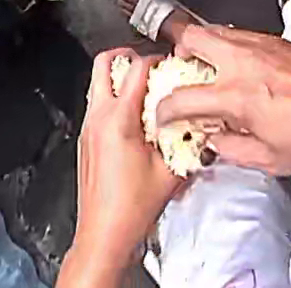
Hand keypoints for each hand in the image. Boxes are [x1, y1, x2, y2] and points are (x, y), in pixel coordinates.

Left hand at [68, 51, 180, 276]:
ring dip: (118, 76)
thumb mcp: (171, 170)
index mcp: (119, 119)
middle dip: (126, 53)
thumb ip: (189, 140)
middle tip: (146, 60)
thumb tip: (204, 123)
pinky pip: (97, 103)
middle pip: (103, 62)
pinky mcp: (85, 140)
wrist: (103, 237)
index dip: (156, 59)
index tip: (169, 64)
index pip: (136, 68)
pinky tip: (133, 114)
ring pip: (97, 82)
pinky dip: (113, 97)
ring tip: (142, 86)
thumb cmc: (130, 209)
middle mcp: (99, 118)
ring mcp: (88, 128)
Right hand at [152, 23, 290, 175]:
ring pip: (216, 29)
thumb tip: (215, 142)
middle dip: (178, 56)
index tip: (165, 116)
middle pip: (191, 37)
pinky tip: (241, 71)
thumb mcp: (269, 160)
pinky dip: (230, 47)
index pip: (181, 98)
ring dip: (204, 47)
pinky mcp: (278, 40)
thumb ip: (231, 149)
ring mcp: (262, 45)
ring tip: (211, 73)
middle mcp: (245, 61)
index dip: (164, 111)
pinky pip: (241, 34)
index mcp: (237, 95)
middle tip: (182, 76)